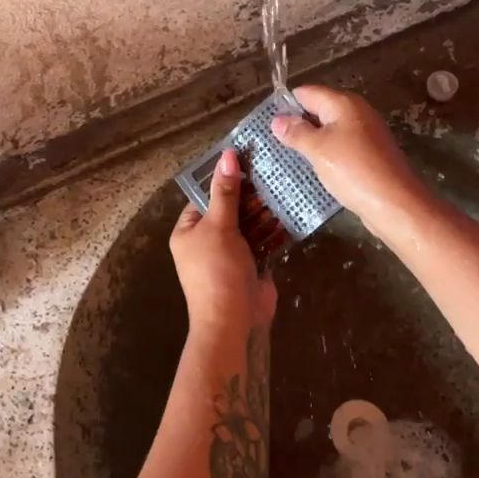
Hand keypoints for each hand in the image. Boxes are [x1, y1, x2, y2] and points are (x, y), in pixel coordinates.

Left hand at [169, 149, 277, 334]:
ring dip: (264, 213)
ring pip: (248, 225)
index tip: (248, 160)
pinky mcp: (251, 266)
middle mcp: (207, 241)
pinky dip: (273, 232)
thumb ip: (225, 192)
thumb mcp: (219, 226)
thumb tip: (227, 156)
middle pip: (229, 210)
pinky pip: (262, 242)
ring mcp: (230, 254)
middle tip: (272, 174)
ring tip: (284, 190)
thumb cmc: (217, 271)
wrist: (233, 321)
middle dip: (250, 196)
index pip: (204, 196)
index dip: (224, 179)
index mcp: (189, 231)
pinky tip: (290, 215)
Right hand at [271, 85, 432, 229]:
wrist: (395, 203)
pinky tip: (316, 169)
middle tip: (275, 143)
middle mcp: (357, 112)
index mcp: (344, 103)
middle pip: (319, 109)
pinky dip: (327, 154)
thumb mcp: (318, 150)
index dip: (287, 105)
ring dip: (312, 141)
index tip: (269, 125)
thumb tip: (277, 120)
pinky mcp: (371, 153)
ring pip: (331, 129)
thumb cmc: (353, 170)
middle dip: (298, 123)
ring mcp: (366, 133)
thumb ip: (296, 133)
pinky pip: (342, 146)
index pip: (307, 92)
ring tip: (290, 157)